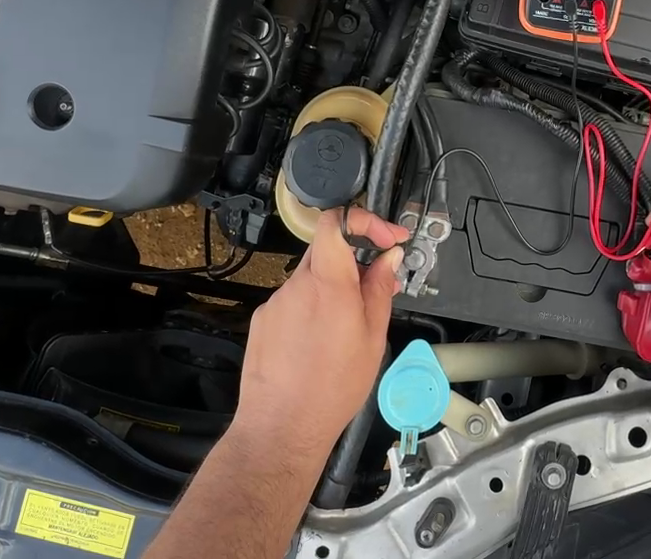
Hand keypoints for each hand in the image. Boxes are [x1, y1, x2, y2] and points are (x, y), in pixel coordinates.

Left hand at [231, 208, 409, 455]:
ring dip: (332, 289)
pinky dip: (311, 309)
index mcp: (328, 282)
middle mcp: (297, 284)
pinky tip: (319, 342)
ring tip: (347, 326)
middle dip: (354, 261)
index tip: (386, 238)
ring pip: (310, 278)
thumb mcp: (373, 336)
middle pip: (326, 250)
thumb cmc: (333, 387)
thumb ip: (380, 288)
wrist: (281, 429)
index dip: (364, 221)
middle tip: (377, 285)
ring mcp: (275, 302)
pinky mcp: (262, 320)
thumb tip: (388, 257)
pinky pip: (293, 300)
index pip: (336, 222)